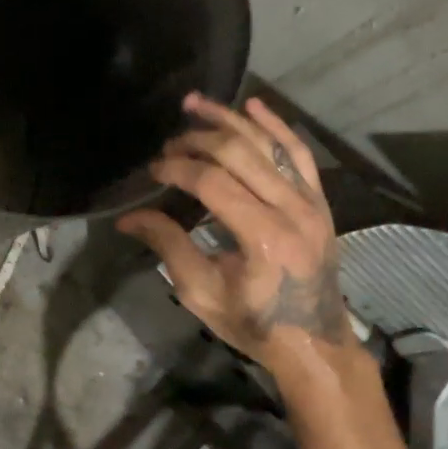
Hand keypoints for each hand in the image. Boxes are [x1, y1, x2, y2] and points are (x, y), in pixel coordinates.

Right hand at [119, 94, 351, 373]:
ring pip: (268, 144)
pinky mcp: (319, 200)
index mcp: (264, 237)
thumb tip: (128, 217)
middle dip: (196, 141)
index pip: (212, 182)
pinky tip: (251, 105)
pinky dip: (274, 125)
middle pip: (238, 154)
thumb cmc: (255, 323)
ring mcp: (311, 202)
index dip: (177, 169)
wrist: (316, 345)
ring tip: (194, 103)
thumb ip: (167, 245)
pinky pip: (298, 152)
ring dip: (228, 119)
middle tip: (168, 146)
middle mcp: (292, 211)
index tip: (152, 171)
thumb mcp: (202, 292)